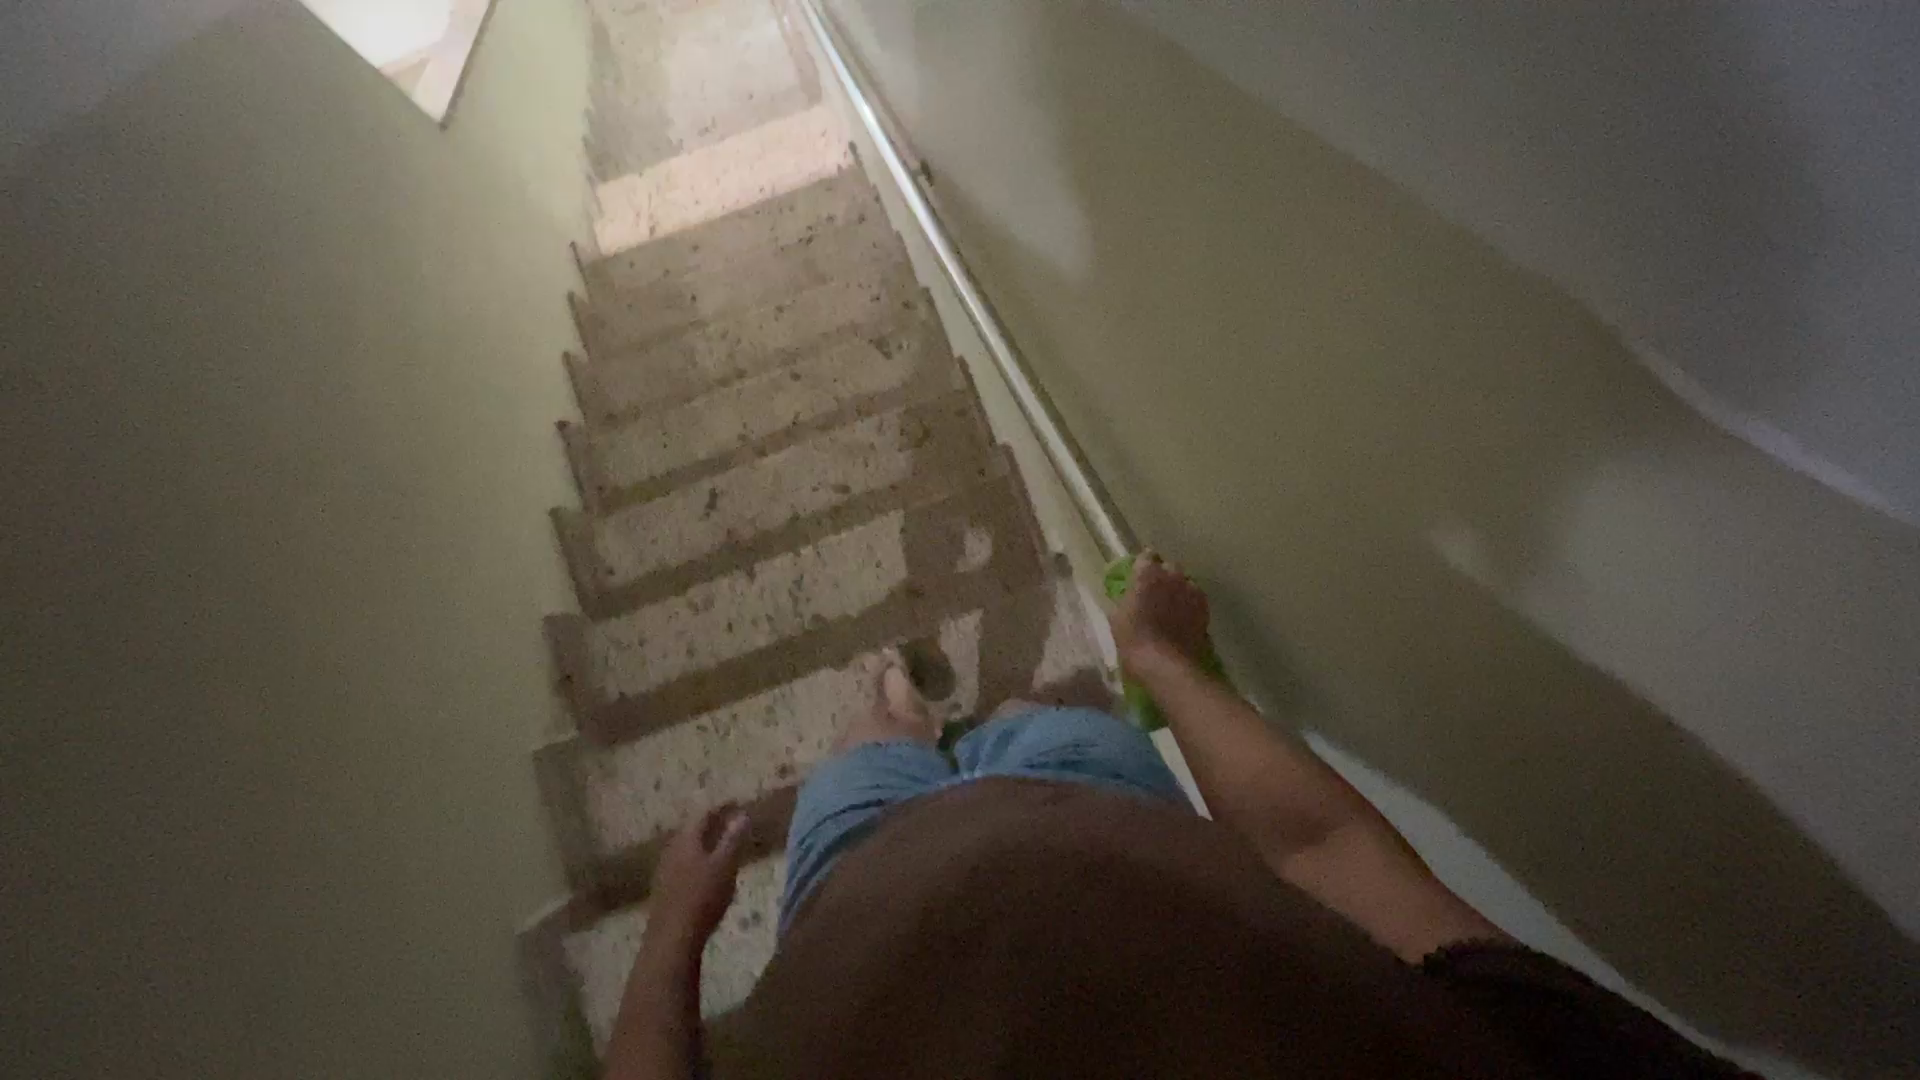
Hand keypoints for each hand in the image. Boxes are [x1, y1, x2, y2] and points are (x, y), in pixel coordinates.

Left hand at [642, 806, 751, 962]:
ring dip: (703, 844)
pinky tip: (704, 873)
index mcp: (686, 840)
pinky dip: (696, 861)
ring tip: (720, 846)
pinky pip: (682, 865)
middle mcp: (671, 851)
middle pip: (692, 831)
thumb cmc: (703, 897)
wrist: (672, 939)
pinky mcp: (663, 891)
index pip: (704, 815)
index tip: (736, 803)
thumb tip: (742, 814)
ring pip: (686, 849)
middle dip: (710, 825)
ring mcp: (664, 871)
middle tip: (729, 822)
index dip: (721, 808)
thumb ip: (733, 838)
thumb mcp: (725, 865)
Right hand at [1111, 550, 1210, 666]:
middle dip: (1163, 574)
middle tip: (1155, 591)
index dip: (1143, 565)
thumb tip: (1129, 595)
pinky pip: (1196, 597)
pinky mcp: (1205, 607)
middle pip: (1168, 567)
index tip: (1139, 575)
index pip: (1146, 556)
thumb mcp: (1117, 618)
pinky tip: (1184, 616)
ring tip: (1172, 605)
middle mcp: (1172, 575)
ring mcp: (1191, 590)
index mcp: (1146, 574)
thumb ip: (1125, 599)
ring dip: (1178, 588)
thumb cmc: (1134, 640)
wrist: (1167, 665)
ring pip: (1185, 581)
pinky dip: (1190, 602)